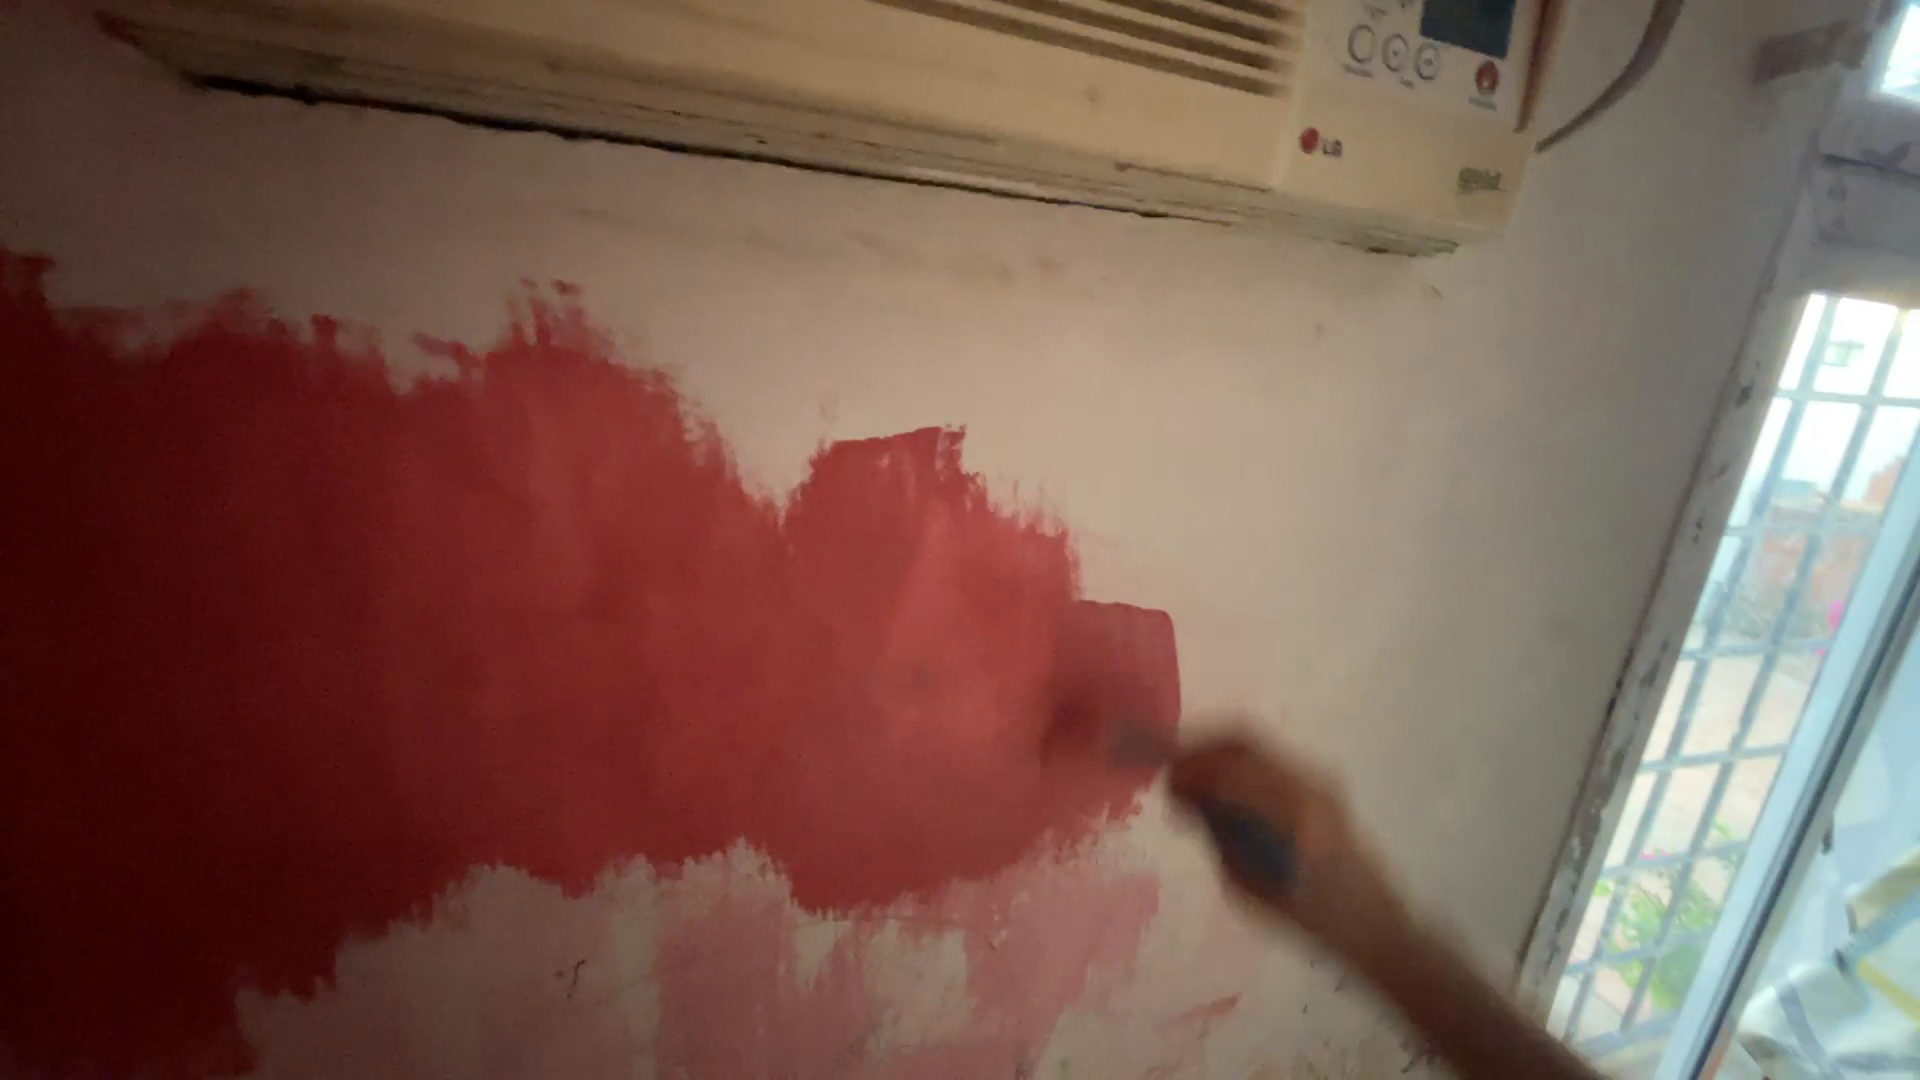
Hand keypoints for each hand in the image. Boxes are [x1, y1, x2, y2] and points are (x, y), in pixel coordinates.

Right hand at [1169, 727, 1409, 968]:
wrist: (1373, 922)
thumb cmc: (1305, 915)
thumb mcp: (1245, 881)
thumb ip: (1215, 830)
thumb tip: (1183, 793)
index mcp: (1288, 811)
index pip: (1226, 767)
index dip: (1188, 765)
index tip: (1165, 778)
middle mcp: (1306, 782)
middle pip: (1239, 741)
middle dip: (1199, 749)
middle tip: (1174, 771)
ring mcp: (1317, 776)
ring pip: (1252, 744)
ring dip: (1217, 753)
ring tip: (1195, 777)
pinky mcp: (1320, 779)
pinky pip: (1267, 757)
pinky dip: (1237, 761)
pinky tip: (1224, 784)